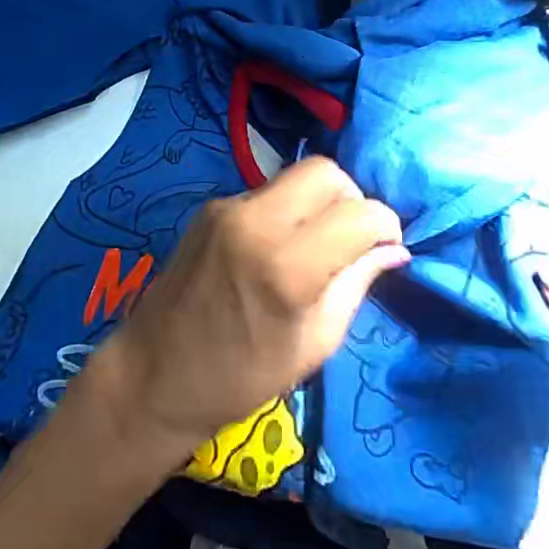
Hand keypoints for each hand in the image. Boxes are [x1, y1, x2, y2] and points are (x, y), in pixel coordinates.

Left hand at [77, 157, 410, 455]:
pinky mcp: (208, 207)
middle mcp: (254, 221)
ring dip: (317, 203)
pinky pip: (265, 193)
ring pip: (293, 177)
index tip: (386, 247)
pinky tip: (277, 248)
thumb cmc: (240, 376)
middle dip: (350, 198)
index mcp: (285, 266)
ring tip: (314, 246)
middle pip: (324, 171)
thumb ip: (356, 284)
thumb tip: (393, 248)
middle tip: (351, 238)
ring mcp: (225, 208)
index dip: (385, 225)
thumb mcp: (314, 343)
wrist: (154, 371)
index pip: (359, 212)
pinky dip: (286, 210)